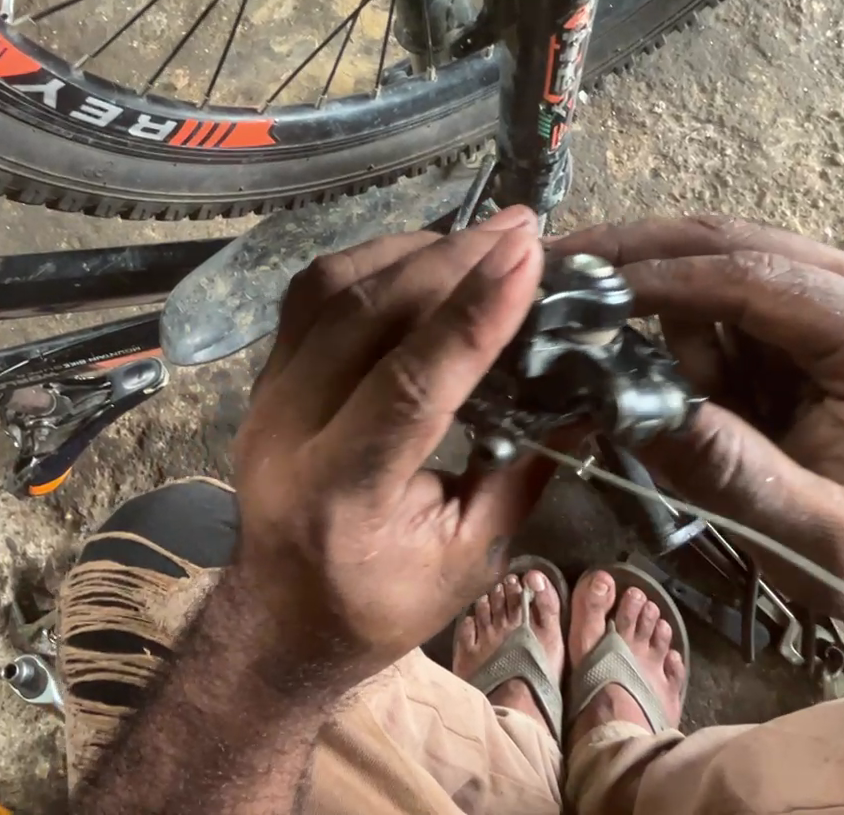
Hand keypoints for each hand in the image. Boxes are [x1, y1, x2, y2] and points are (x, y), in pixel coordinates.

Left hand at [224, 208, 554, 689]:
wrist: (278, 615)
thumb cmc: (377, 604)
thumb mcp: (464, 561)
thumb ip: (519, 474)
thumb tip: (579, 397)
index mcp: (342, 493)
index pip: (409, 385)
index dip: (471, 316)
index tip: (527, 256)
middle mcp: (288, 430)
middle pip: (365, 316)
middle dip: (450, 260)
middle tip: (519, 228)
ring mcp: (266, 395)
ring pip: (329, 290)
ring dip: (409, 249)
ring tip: (478, 235)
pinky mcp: (263, 377)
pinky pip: (309, 295)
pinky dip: (368, 261)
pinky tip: (417, 253)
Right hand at [553, 216, 843, 625]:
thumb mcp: (827, 544)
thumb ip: (736, 477)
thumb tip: (630, 407)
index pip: (759, 278)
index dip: (662, 279)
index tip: (580, 290)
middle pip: (736, 241)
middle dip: (640, 253)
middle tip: (557, 263)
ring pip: (724, 263)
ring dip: (678, 320)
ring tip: (705, 405)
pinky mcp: (828, 305)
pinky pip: (731, 294)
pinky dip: (694, 330)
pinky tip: (719, 390)